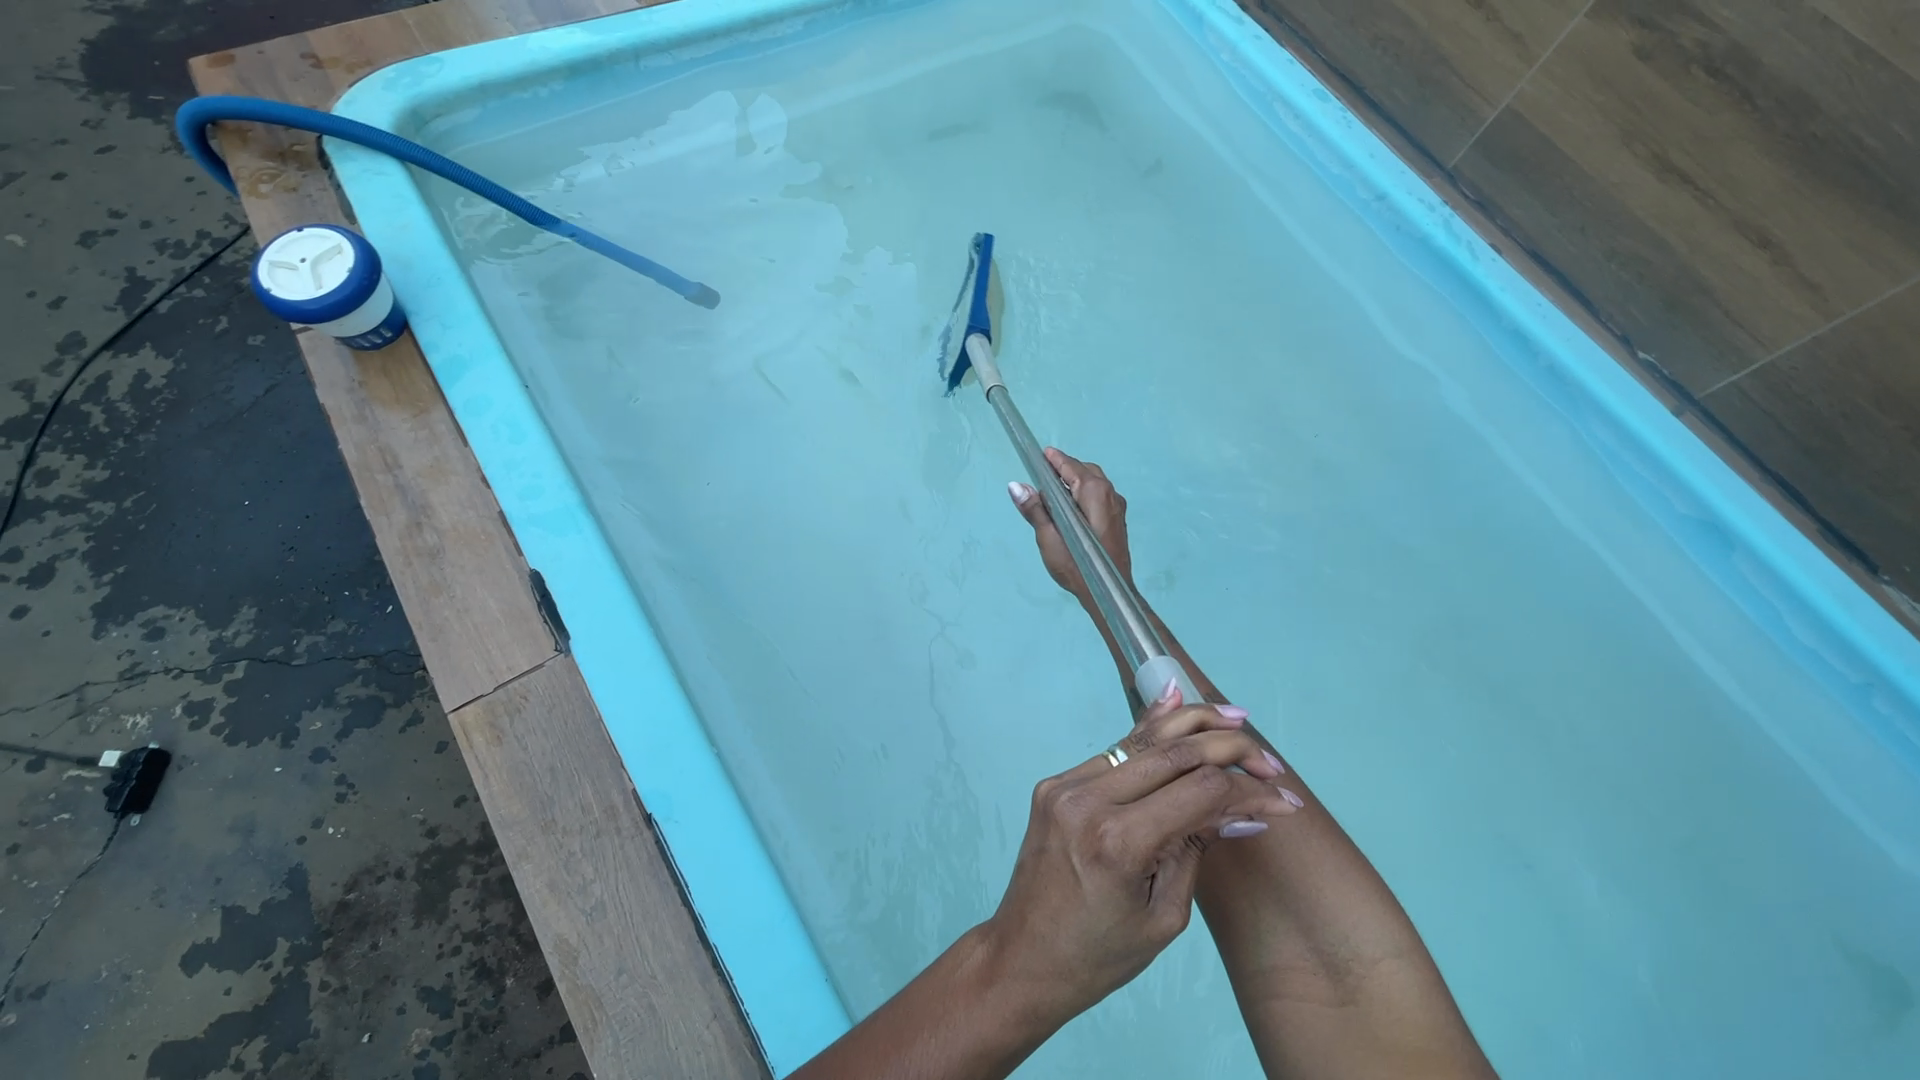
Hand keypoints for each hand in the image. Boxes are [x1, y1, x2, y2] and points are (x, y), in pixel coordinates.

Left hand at [978, 699, 1300, 1022]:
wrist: (1022, 958)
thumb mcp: (1164, 914)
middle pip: (1174, 753)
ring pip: (1141, 742)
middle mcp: (1088, 800)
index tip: (1284, 803)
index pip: (1201, 791)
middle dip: (1229, 749)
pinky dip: (1150, 731)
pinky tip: (1176, 702)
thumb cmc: (1100, 954)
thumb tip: (1243, 809)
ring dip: (1192, 727)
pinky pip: (1112, 753)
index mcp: (1118, 841)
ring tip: (1235, 717)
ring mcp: (1065, 786)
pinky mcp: (1055, 784)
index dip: (1248, 792)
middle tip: (1270, 761)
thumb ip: (1198, 848)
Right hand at [1008, 447, 1130, 607]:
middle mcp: (1110, 494)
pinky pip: (1100, 496)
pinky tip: (1070, 507)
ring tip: (1053, 490)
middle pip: (1085, 471)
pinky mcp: (1118, 519)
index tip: (1040, 454)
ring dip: (1075, 481)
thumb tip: (1015, 485)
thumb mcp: (1050, 539)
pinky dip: (1084, 493)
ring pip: (1094, 483)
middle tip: (1042, 473)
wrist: (1109, 594)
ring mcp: (1117, 507)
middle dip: (1064, 468)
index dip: (1055, 460)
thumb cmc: (1077, 566)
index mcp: (1094, 493)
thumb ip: (1035, 510)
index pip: (1071, 466)